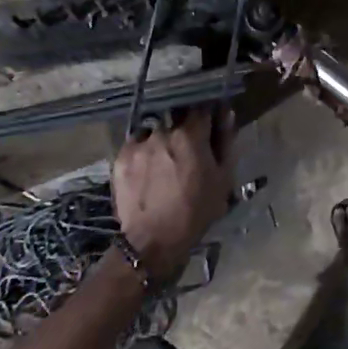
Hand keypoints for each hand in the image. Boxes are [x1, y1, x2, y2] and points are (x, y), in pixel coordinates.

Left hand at [112, 107, 235, 279]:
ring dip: (163, 137)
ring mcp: (139, 143)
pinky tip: (148, 166)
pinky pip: (137, 144)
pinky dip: (145, 149)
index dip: (208, 115)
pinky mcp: (121, 157)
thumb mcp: (223, 178)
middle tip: (188, 145)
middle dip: (184, 125)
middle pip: (176, 116)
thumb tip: (226, 113)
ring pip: (155, 129)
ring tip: (165, 156)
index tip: (210, 124)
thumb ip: (226, 141)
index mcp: (190, 134)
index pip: (202, 108)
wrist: (153, 240)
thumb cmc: (196, 210)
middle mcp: (162, 131)